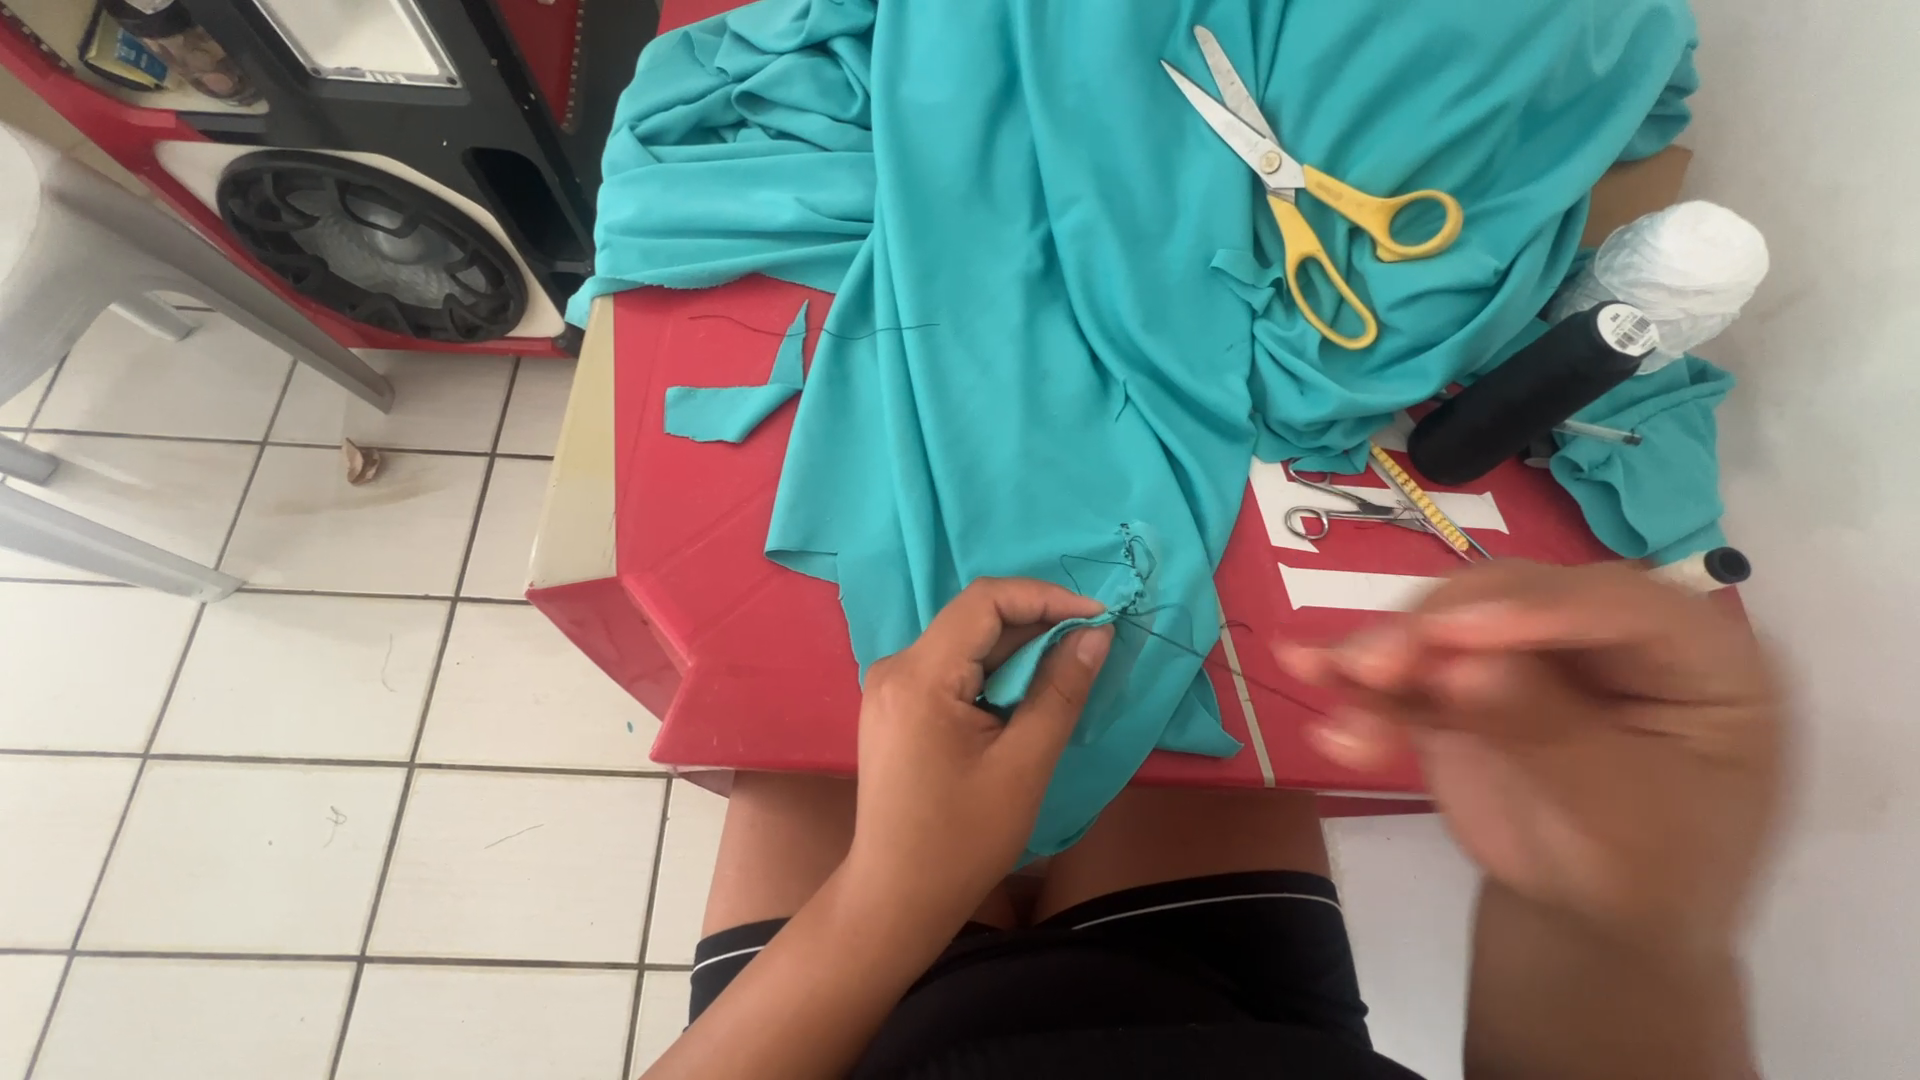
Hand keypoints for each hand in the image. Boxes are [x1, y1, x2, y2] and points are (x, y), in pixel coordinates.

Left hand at [847, 577, 1111, 925]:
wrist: (896, 897)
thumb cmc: (962, 840)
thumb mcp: (1024, 764)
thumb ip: (1060, 691)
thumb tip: (1095, 634)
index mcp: (920, 676)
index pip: (984, 601)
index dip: (1045, 597)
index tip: (1097, 616)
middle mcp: (896, 667)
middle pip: (974, 619)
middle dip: (1037, 623)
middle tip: (1092, 643)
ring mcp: (891, 685)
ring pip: (965, 643)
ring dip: (1018, 649)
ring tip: (1068, 667)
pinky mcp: (896, 704)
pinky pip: (951, 668)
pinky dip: (994, 672)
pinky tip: (1026, 693)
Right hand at [1279, 560, 1784, 952]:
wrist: (1589, 915)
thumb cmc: (1645, 873)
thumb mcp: (1620, 815)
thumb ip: (1548, 732)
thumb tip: (1463, 668)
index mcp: (1694, 657)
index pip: (1616, 605)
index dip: (1531, 608)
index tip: (1449, 635)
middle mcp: (1599, 637)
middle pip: (1505, 599)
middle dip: (1431, 626)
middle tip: (1372, 664)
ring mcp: (1521, 656)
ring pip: (1439, 624)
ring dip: (1379, 648)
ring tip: (1327, 672)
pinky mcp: (1456, 682)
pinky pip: (1402, 671)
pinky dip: (1353, 678)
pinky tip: (1305, 669)